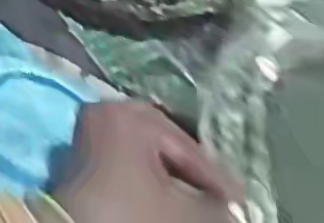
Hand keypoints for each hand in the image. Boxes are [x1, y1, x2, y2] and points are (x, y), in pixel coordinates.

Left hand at [51, 101, 241, 222]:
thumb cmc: (133, 218)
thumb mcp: (185, 215)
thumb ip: (214, 207)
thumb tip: (227, 205)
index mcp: (129, 117)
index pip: (184, 144)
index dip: (215, 177)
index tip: (241, 201)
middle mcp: (106, 111)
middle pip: (162, 134)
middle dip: (192, 164)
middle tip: (220, 193)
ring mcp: (90, 128)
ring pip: (142, 141)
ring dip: (170, 165)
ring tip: (197, 194)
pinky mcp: (82, 149)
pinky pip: (124, 149)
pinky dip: (147, 166)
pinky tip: (167, 190)